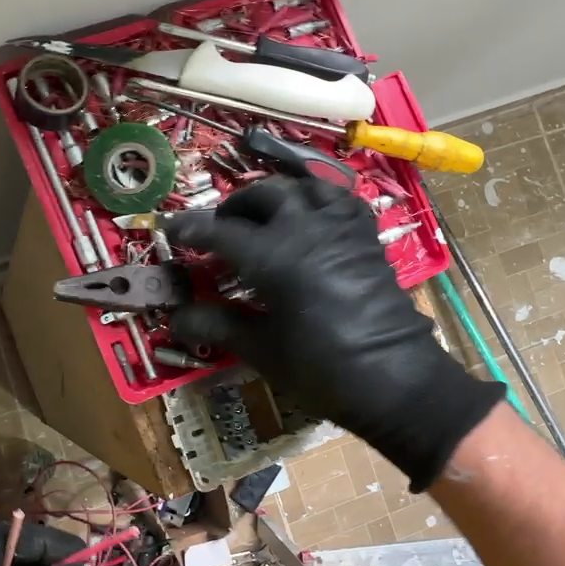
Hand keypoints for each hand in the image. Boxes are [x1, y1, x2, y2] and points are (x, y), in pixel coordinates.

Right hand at [163, 176, 505, 490]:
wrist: (394, 379)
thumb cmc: (320, 368)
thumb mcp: (259, 349)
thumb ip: (216, 323)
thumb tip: (176, 316)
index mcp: (272, 255)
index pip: (218, 230)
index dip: (189, 229)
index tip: (170, 230)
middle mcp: (304, 227)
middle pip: (259, 197)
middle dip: (231, 209)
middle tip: (215, 230)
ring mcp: (339, 226)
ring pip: (300, 186)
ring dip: (273, 195)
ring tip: (259, 216)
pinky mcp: (364, 233)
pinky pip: (336, 197)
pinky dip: (314, 197)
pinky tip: (306, 216)